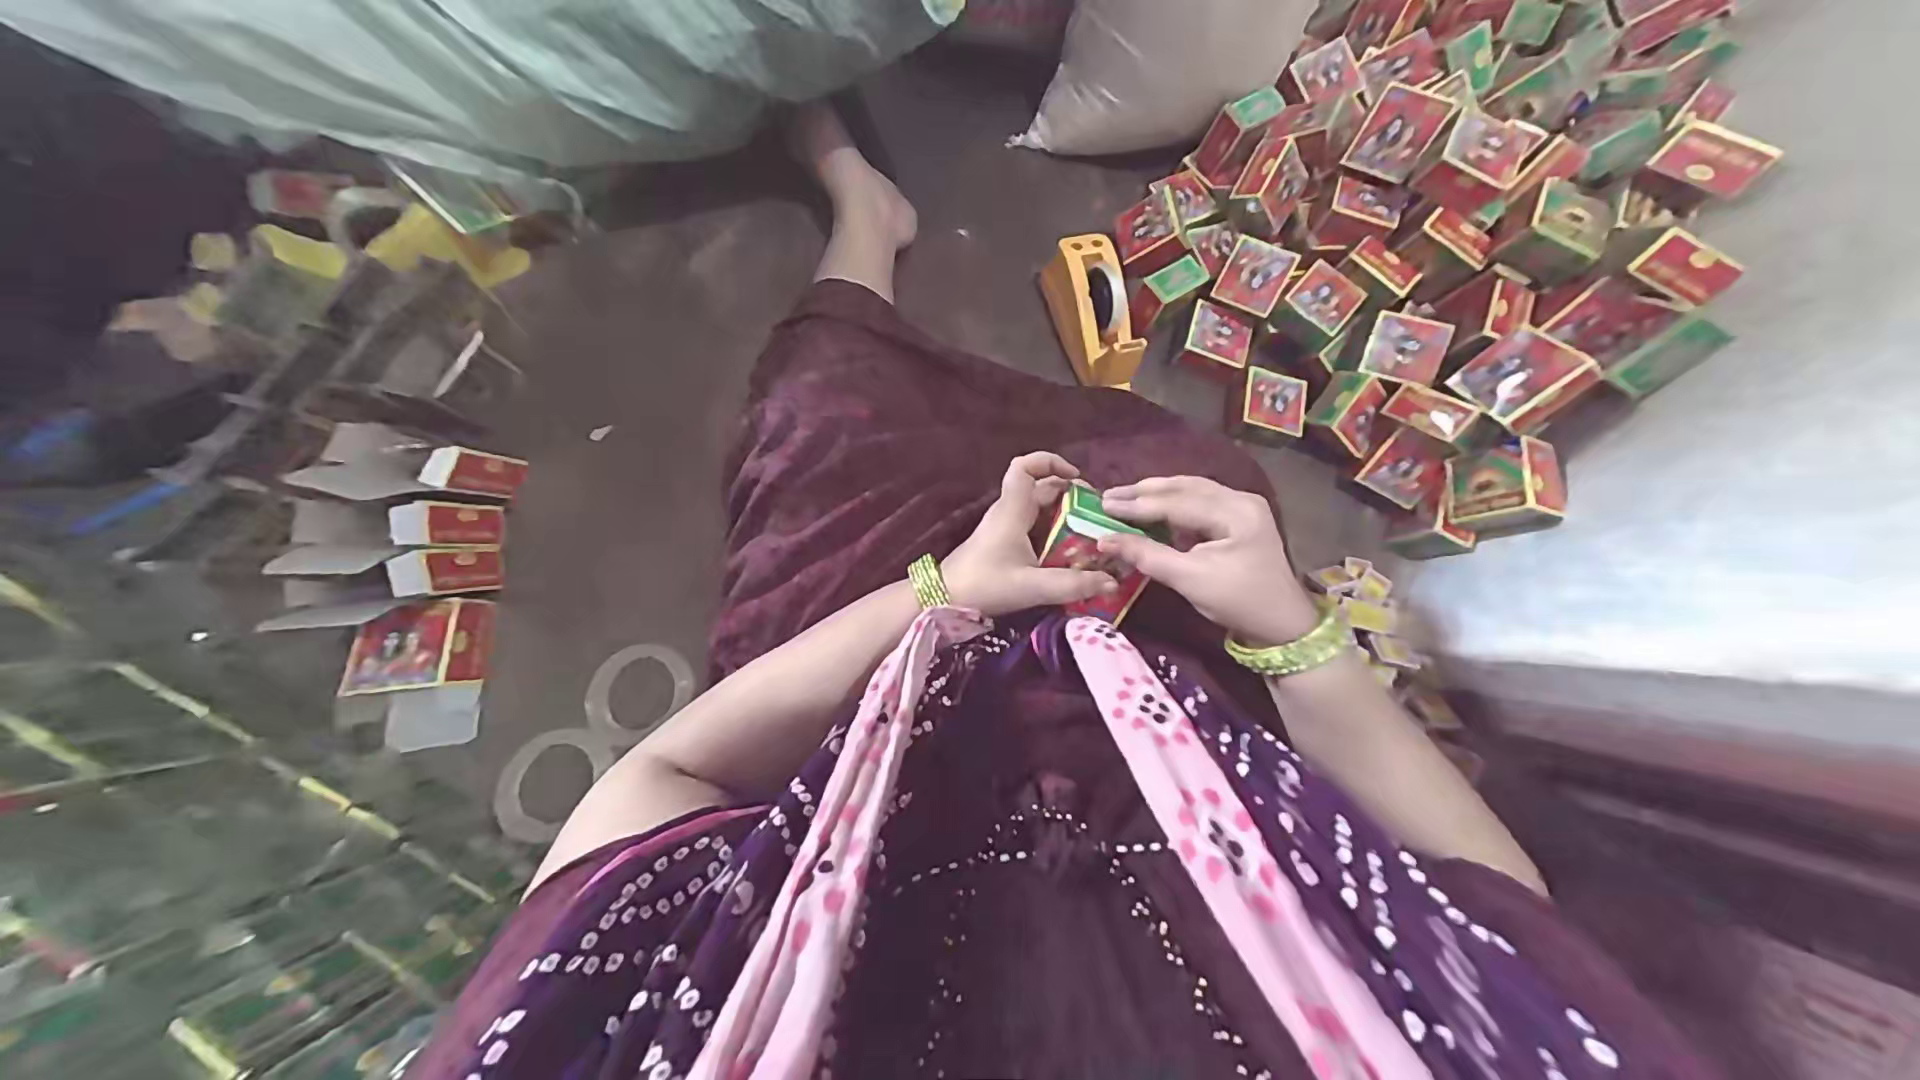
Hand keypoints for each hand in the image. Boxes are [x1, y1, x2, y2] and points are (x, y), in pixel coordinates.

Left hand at [942, 453, 1118, 616]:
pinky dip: (1051, 531)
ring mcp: (1003, 527)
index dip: (1050, 462)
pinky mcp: (1002, 542)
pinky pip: (1032, 526)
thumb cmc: (984, 584)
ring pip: (1037, 508)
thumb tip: (1112, 582)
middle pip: (1040, 488)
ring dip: (1062, 514)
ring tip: (1088, 532)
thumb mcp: (1031, 587)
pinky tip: (1067, 551)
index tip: (1075, 479)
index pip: (1025, 467)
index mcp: (1012, 511)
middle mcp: (1008, 512)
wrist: (943, 598)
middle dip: (1069, 494)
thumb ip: (1072, 585)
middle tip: (1095, 513)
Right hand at [1097, 476, 1319, 645]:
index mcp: (1236, 512)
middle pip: (1184, 487)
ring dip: (1156, 494)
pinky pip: (1197, 501)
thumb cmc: (1238, 602)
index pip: (1177, 502)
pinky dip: (1171, 503)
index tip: (1103, 505)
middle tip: (1108, 497)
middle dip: (1144, 492)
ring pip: (1190, 490)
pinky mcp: (1237, 517)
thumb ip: (1147, 556)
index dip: (1137, 505)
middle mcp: (1241, 499)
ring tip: (1124, 498)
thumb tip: (1105, 540)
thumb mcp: (1189, 580)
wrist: (1281, 624)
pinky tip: (1150, 508)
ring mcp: (1242, 506)